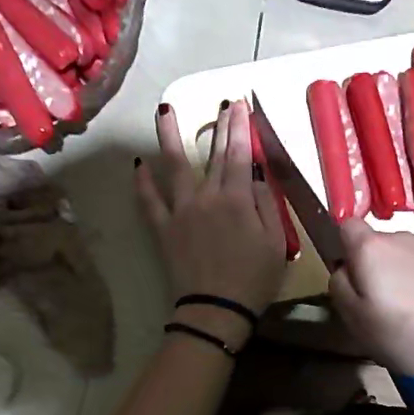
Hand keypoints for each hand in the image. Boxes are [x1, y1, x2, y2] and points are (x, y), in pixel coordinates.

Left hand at [138, 101, 288, 342]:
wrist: (216, 310)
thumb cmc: (254, 279)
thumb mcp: (275, 242)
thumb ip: (265, 204)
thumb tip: (254, 177)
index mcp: (237, 199)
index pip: (239, 154)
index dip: (240, 128)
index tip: (239, 105)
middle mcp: (206, 197)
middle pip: (212, 155)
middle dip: (219, 126)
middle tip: (222, 104)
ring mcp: (180, 211)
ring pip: (173, 167)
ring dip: (169, 137)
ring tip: (164, 111)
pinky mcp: (163, 228)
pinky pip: (149, 201)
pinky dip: (142, 182)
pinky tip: (138, 164)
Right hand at [328, 220, 413, 386]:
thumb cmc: (409, 332)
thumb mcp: (356, 319)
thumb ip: (339, 288)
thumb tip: (343, 270)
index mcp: (370, 247)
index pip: (345, 226)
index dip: (341, 249)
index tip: (347, 280)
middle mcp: (401, 238)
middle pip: (374, 248)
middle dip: (370, 273)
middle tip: (374, 312)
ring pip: (400, 262)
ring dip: (397, 284)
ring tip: (406, 322)